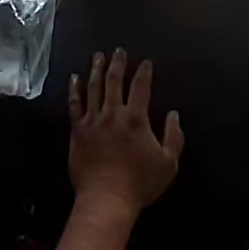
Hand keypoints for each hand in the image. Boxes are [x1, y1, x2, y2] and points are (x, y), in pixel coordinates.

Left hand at [68, 49, 183, 217]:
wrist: (106, 199)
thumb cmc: (140, 183)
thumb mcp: (168, 163)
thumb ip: (174, 136)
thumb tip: (173, 114)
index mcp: (136, 119)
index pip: (141, 87)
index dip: (144, 72)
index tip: (146, 62)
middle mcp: (113, 113)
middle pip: (114, 80)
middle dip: (118, 63)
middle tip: (119, 50)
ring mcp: (93, 120)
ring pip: (94, 87)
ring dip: (96, 69)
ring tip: (98, 56)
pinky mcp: (78, 130)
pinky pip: (74, 104)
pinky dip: (74, 89)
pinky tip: (74, 78)